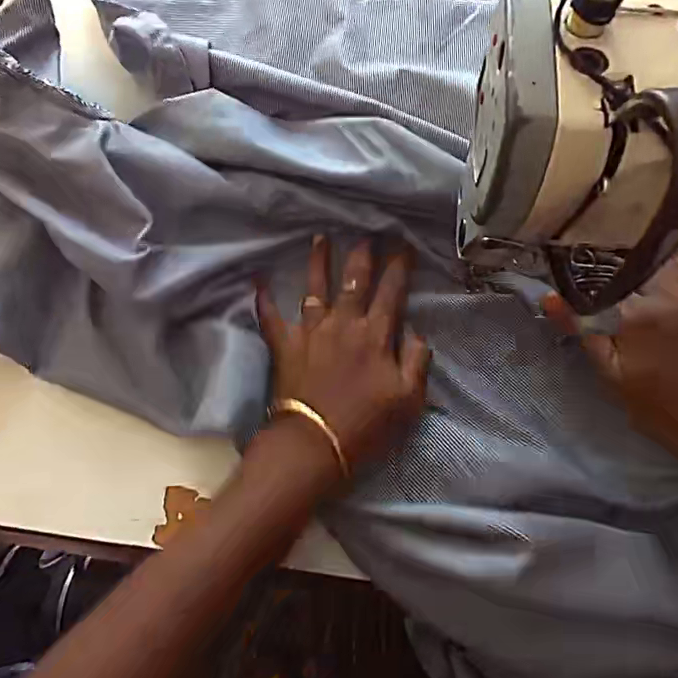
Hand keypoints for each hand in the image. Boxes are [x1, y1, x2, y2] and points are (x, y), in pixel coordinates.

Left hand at [255, 237, 429, 474]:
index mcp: (375, 335)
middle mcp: (343, 324)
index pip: (392, 292)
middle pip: (354, 280)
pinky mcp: (285, 344)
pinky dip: (264, 299)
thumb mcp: (408, 401)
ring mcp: (311, 331)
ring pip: (314, 287)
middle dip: (362, 254)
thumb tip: (417, 334)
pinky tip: (259, 280)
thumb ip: (416, 362)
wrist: (314, 444)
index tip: (403, 245)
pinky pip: (271, 317)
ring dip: (317, 261)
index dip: (399, 267)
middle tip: (365, 233)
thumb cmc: (366, 426)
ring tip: (319, 237)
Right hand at [544, 255, 677, 471]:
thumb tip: (550, 297)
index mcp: (636, 313)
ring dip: (646, 266)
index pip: (597, 278)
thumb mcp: (615, 379)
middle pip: (632, 264)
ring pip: (666, 263)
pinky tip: (677, 271)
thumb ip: (583, 334)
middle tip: (603, 284)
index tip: (570, 281)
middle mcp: (670, 294)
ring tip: (634, 279)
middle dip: (612, 269)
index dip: (580, 276)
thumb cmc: (671, 415)